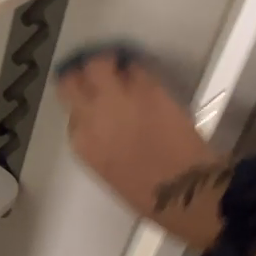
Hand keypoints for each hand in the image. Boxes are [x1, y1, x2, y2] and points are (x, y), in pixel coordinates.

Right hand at [55, 48, 222, 248]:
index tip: (89, 101)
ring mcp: (119, 97)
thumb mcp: (105, 171)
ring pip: (100, 62)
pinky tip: (142, 75)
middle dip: (83, 73)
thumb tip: (98, 124)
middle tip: (96, 73)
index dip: (80, 103)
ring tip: (118, 67)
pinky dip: (136, 68)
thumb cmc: (146, 193)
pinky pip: (135, 67)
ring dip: (108, 63)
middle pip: (73, 79)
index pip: (69, 110)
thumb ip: (95, 142)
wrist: (186, 191)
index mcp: (82, 142)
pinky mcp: (148, 87)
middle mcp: (93, 114)